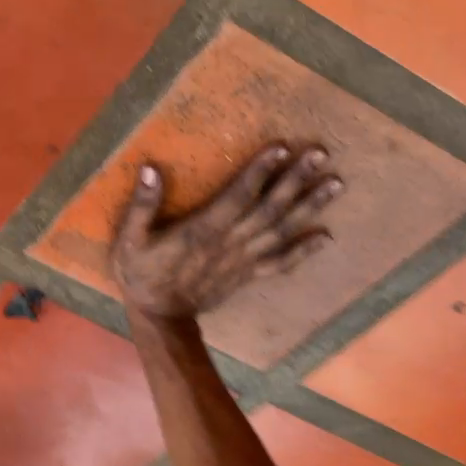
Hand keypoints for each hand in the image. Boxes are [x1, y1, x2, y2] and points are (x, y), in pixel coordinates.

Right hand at [110, 144, 342, 320]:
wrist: (160, 317)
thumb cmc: (142, 273)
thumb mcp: (130, 238)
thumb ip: (142, 204)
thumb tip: (150, 168)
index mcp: (204, 229)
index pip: (239, 194)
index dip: (261, 170)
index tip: (283, 148)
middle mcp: (231, 242)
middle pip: (270, 207)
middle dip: (296, 179)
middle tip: (321, 155)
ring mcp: (243, 260)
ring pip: (282, 230)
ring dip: (310, 206)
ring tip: (335, 184)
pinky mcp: (248, 275)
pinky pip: (281, 262)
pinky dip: (305, 250)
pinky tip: (326, 236)